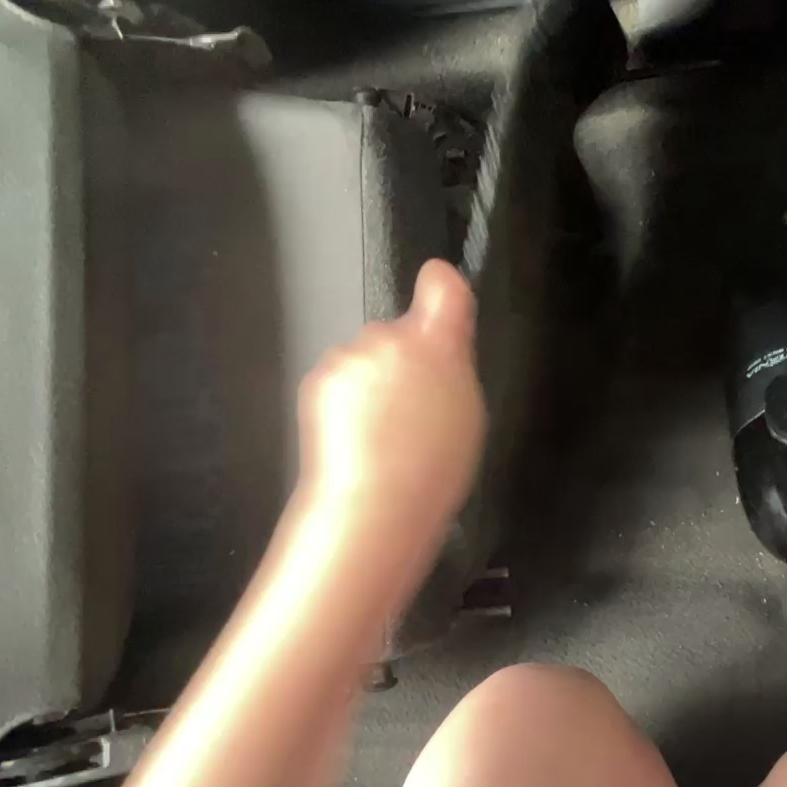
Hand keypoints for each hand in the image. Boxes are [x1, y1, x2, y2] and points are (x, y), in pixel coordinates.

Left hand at [295, 260, 486, 531]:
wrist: (374, 503)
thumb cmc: (433, 466)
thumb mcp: (467, 409)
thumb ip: (455, 358)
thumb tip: (448, 326)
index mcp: (438, 345)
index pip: (440, 284)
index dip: (443, 289)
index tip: (445, 304)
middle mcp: (389, 339)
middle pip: (401, 331)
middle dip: (408, 358)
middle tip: (418, 406)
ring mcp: (349, 357)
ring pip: (369, 356)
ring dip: (377, 380)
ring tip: (388, 429)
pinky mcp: (318, 378)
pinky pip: (342, 377)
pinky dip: (351, 398)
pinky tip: (362, 433)